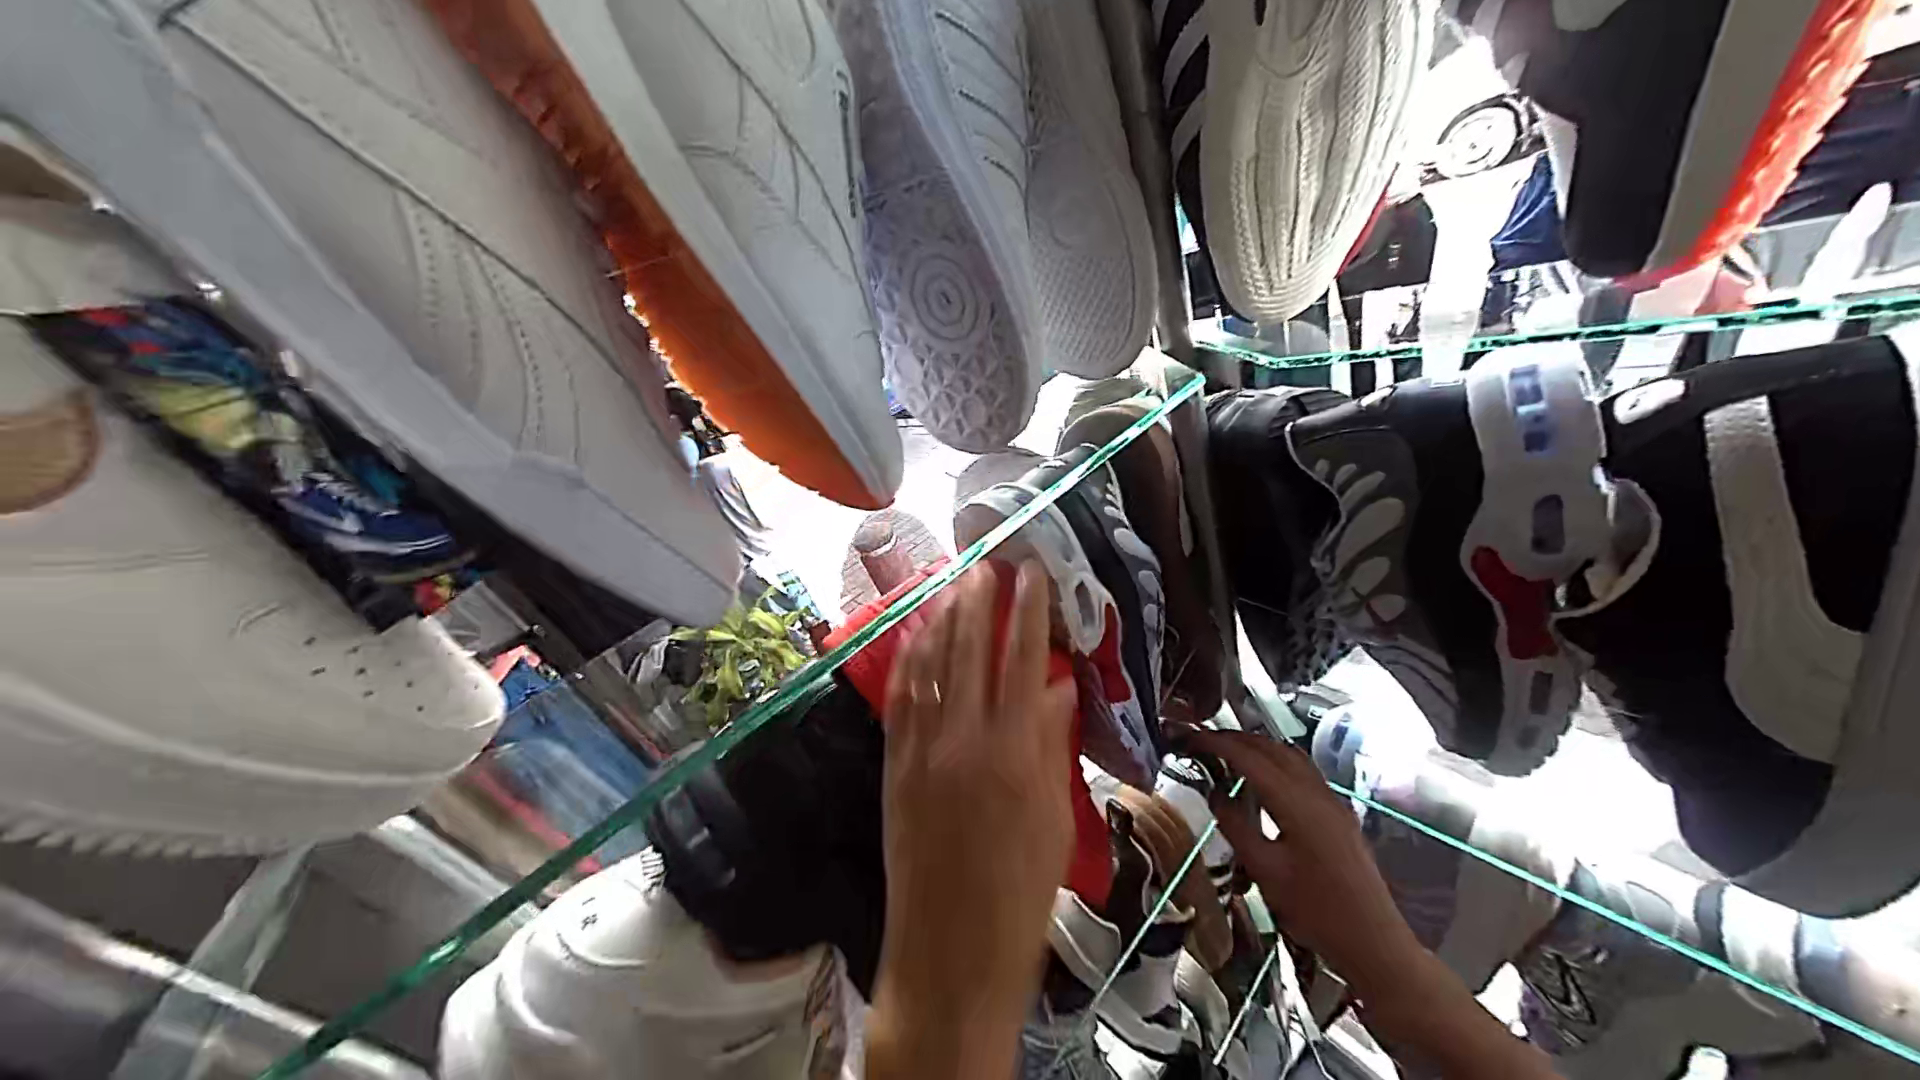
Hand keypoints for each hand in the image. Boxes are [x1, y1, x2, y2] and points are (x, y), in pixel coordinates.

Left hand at [868, 562, 1077, 1079]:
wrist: (951, 952)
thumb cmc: (1020, 893)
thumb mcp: (1054, 817)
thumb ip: (1052, 742)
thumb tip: (1058, 684)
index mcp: (1014, 752)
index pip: (1023, 661)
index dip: (1028, 612)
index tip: (1032, 575)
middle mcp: (964, 739)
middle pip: (971, 651)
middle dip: (980, 601)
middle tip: (988, 564)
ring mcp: (921, 750)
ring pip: (931, 667)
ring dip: (942, 620)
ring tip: (953, 584)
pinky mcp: (894, 766)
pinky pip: (900, 700)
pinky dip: (909, 662)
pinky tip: (915, 636)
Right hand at [1181, 728, 1422, 997]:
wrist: (1375, 945)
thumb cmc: (1316, 912)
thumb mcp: (1264, 870)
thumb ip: (1236, 825)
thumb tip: (1214, 792)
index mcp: (1296, 803)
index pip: (1249, 757)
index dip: (1216, 743)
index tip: (1189, 738)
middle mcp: (1317, 792)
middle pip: (1271, 748)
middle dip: (1235, 739)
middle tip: (1202, 742)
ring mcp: (1332, 801)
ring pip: (1290, 755)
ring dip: (1257, 747)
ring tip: (1228, 753)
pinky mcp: (1339, 814)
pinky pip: (1302, 770)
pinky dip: (1276, 761)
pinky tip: (1262, 778)